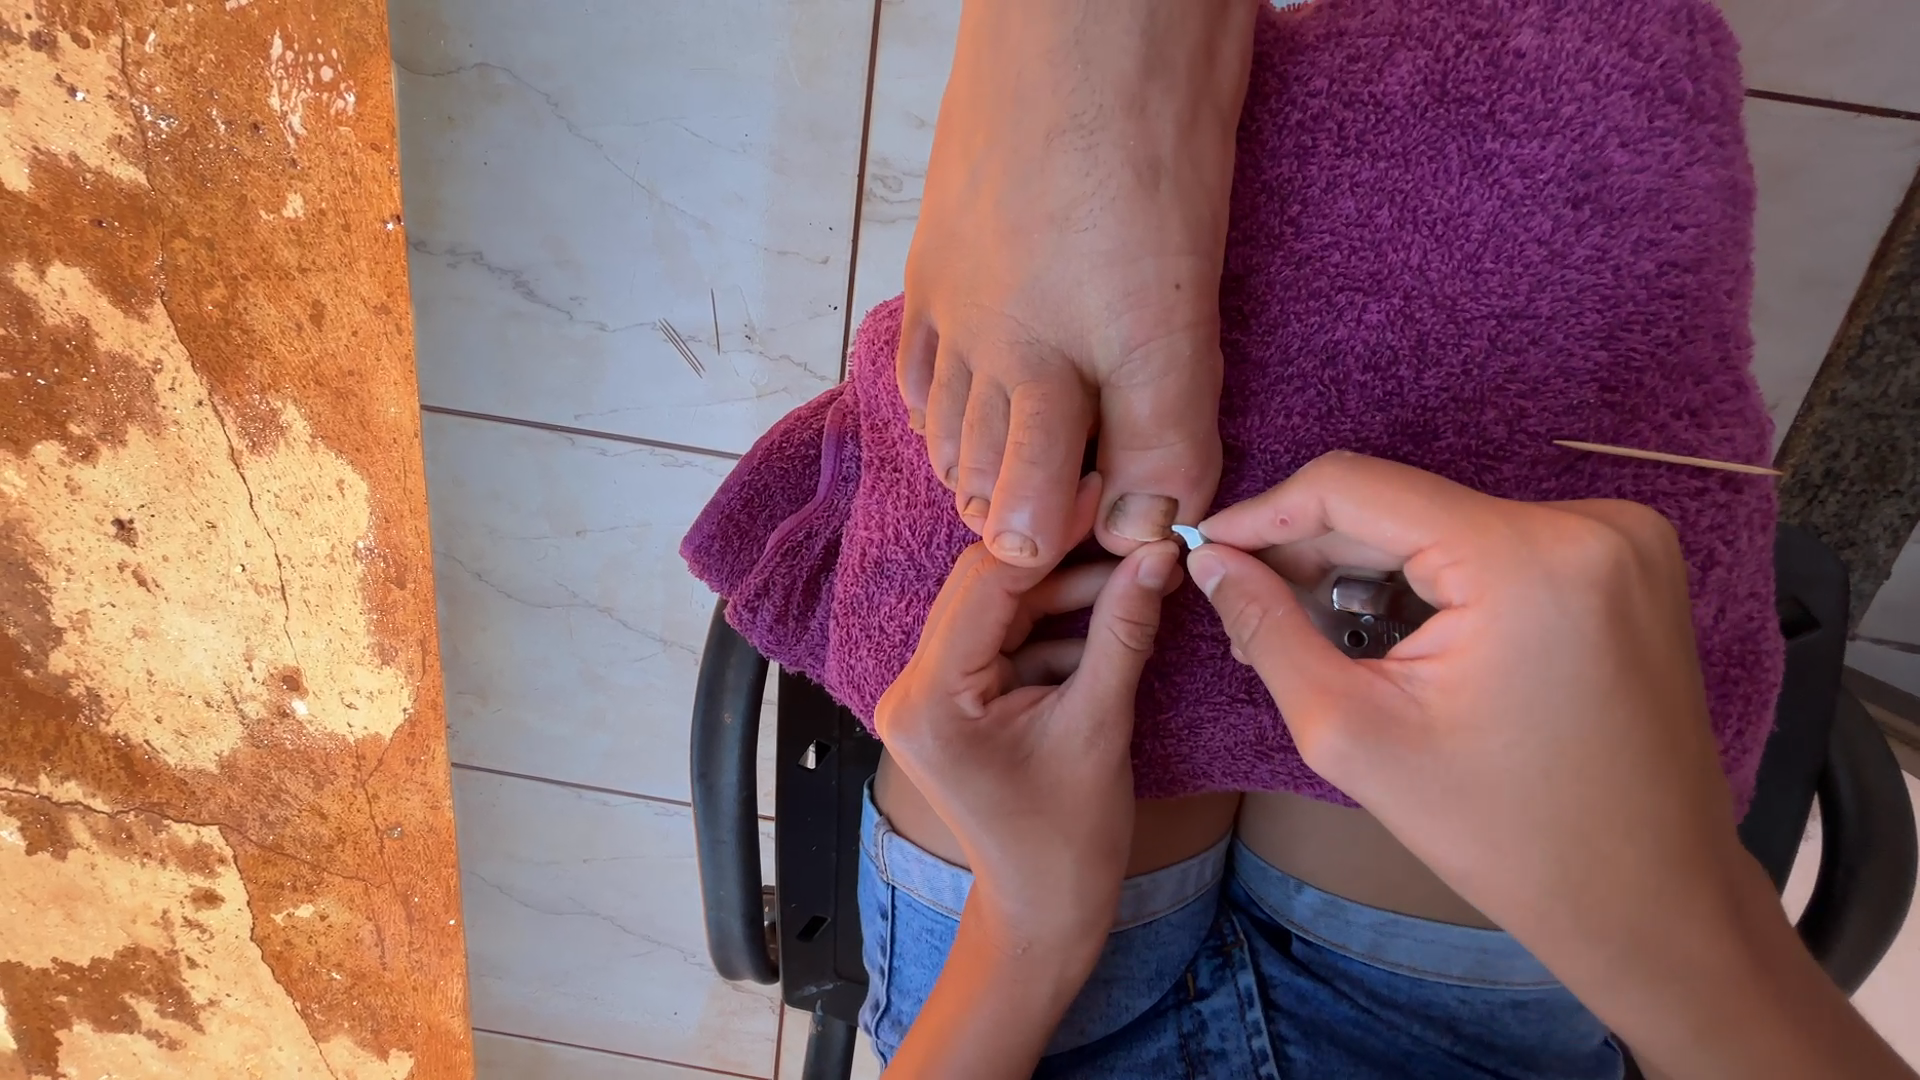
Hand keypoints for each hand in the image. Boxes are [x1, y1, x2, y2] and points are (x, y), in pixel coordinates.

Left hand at [874, 478, 1181, 956]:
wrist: (1042, 909)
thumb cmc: (1069, 841)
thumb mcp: (1100, 726)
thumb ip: (1122, 631)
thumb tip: (1157, 554)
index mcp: (932, 699)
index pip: (987, 583)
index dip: (1050, 533)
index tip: (1102, 491)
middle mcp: (911, 688)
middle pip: (986, 590)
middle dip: (1060, 562)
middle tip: (1124, 530)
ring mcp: (926, 693)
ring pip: (997, 611)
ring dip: (1061, 595)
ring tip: (1130, 575)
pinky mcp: (950, 700)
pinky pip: (1001, 641)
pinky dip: (1051, 629)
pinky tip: (1104, 616)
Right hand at [897, 0, 1256, 565]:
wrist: (1085, 19)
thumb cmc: (1140, 163)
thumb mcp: (1174, 319)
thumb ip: (1159, 436)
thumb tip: (1136, 529)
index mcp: (1030, 378)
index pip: (1024, 504)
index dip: (1044, 544)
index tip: (1065, 559)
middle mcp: (972, 351)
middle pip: (972, 467)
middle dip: (998, 511)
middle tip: (1024, 534)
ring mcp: (946, 299)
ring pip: (941, 416)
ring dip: (963, 462)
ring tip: (984, 489)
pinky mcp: (939, 250)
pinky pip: (918, 354)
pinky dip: (931, 399)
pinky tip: (942, 410)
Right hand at [1187, 451, 1912, 1079]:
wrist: (1649, 901)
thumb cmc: (1496, 829)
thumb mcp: (1347, 730)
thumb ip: (1265, 628)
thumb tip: (1210, 561)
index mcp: (1524, 558)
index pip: (1352, 486)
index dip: (1263, 512)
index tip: (1206, 547)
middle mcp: (1584, 522)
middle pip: (1390, 505)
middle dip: (1304, 553)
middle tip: (1242, 605)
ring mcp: (1611, 538)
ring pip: (1426, 523)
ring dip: (1351, 569)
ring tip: (1298, 632)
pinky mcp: (1611, 561)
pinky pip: (1472, 543)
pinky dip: (1408, 578)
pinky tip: (1371, 630)